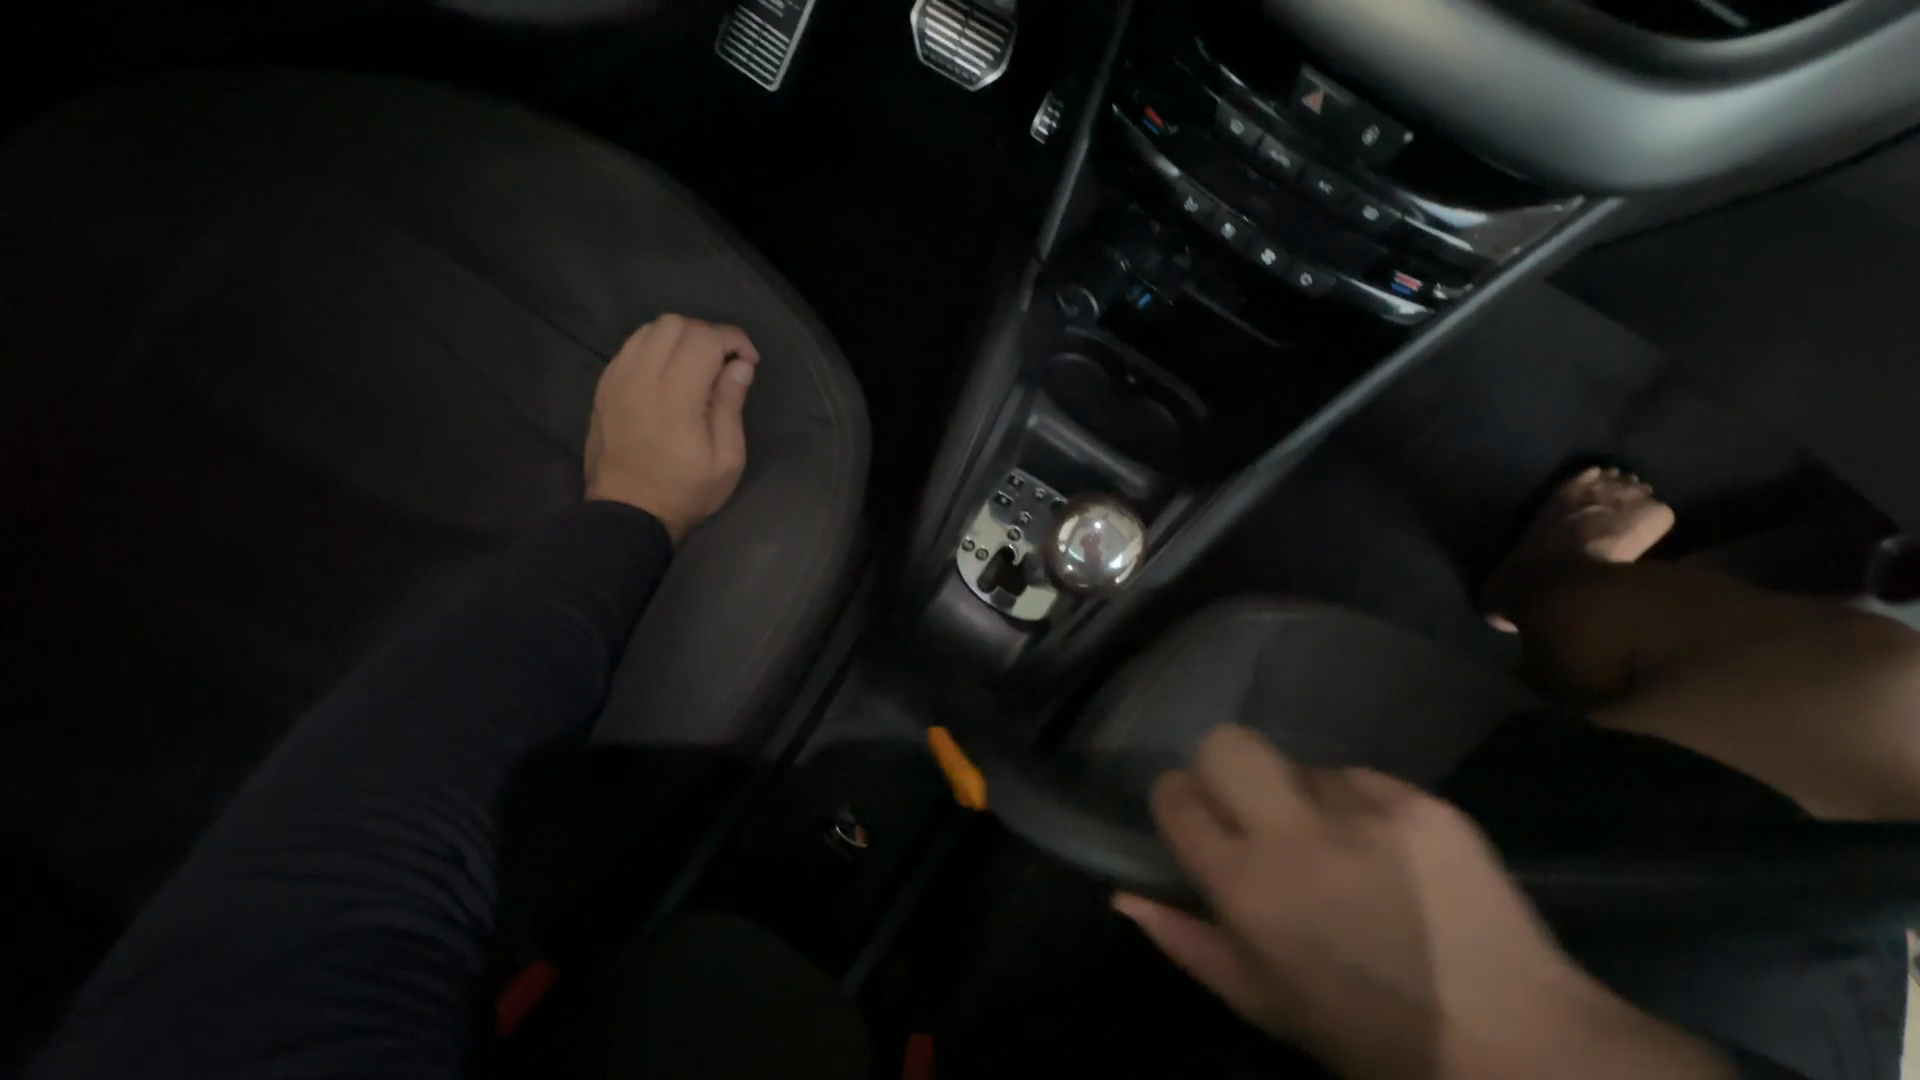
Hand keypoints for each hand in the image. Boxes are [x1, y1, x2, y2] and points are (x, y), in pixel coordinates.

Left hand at [585, 315, 758, 543]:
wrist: (627, 514)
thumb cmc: (685, 491)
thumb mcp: (726, 459)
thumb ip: (731, 405)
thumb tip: (740, 365)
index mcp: (676, 397)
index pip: (704, 338)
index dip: (733, 339)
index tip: (748, 361)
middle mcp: (641, 378)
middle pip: (675, 324)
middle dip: (707, 334)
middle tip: (724, 362)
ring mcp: (617, 380)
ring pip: (649, 329)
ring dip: (680, 338)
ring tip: (697, 364)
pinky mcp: (604, 387)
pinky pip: (631, 347)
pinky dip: (655, 348)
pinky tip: (669, 373)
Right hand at [1116, 726, 1733, 1079]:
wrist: (1517, 1046)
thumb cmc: (1368, 1037)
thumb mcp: (1262, 1003)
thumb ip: (1186, 941)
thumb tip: (1124, 893)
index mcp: (1248, 889)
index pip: (1176, 796)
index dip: (1179, 802)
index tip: (1195, 820)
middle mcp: (1297, 836)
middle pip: (1226, 743)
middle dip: (1223, 767)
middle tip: (1251, 809)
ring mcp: (1367, 812)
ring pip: (1300, 762)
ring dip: (1303, 797)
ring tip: (1341, 848)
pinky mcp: (1424, 802)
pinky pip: (1363, 780)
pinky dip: (1361, 808)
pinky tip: (1391, 853)